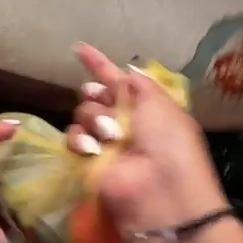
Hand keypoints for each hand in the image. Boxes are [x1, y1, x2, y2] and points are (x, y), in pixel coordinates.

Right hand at [66, 44, 229, 233]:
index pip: (116, 79)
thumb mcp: (160, 103)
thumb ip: (139, 83)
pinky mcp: (90, 163)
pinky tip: (93, 149)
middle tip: (100, 98)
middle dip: (95, 93)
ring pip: (83, 114)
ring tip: (109, 134)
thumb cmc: (168, 142)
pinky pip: (75, 139)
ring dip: (93, 117)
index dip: (99, 64)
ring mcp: (106, 143)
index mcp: (145, 107)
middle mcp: (124, 123)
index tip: (79, 48)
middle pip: (96, 95)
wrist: (163, 193)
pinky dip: (81, 139)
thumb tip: (125, 71)